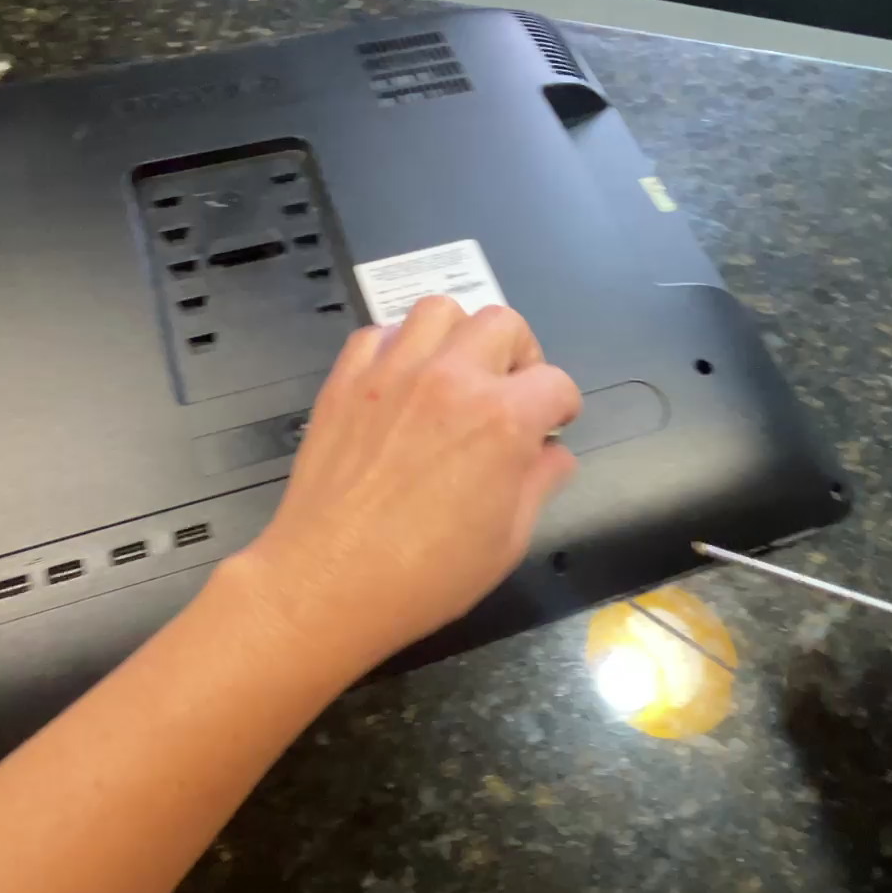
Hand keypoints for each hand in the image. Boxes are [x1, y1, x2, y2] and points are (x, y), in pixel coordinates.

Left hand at [237, 297, 581, 667]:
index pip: (556, 383)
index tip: (552, 425)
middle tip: (509, 393)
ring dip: (459, 337)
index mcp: (501, 419)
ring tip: (455, 375)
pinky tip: (400, 384)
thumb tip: (552, 453)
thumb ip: (540, 483)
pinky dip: (398, 347)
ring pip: (439, 311)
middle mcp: (450, 379)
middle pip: (504, 324)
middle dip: (521, 355)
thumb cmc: (425, 576)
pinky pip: (378, 333)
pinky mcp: (345, 381)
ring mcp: (392, 372)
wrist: (329, 582)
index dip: (562, 407)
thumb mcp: (507, 541)